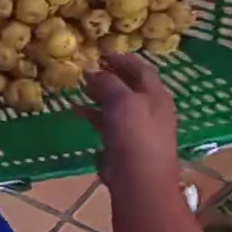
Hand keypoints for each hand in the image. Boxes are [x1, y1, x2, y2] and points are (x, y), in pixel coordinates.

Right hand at [84, 52, 182, 203]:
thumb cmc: (136, 135)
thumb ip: (108, 83)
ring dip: (99, 93)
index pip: (141, 69)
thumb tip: (93, 72)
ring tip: (80, 86)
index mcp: (156, 95)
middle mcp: (149, 108)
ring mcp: (137, 127)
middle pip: (129, 85)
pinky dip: (92, 113)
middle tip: (88, 67)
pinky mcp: (123, 143)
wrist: (139, 179)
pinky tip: (76, 110)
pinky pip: (106, 121)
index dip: (123, 59)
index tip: (102, 51)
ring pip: (116, 103)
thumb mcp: (122, 101)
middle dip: (109, 75)